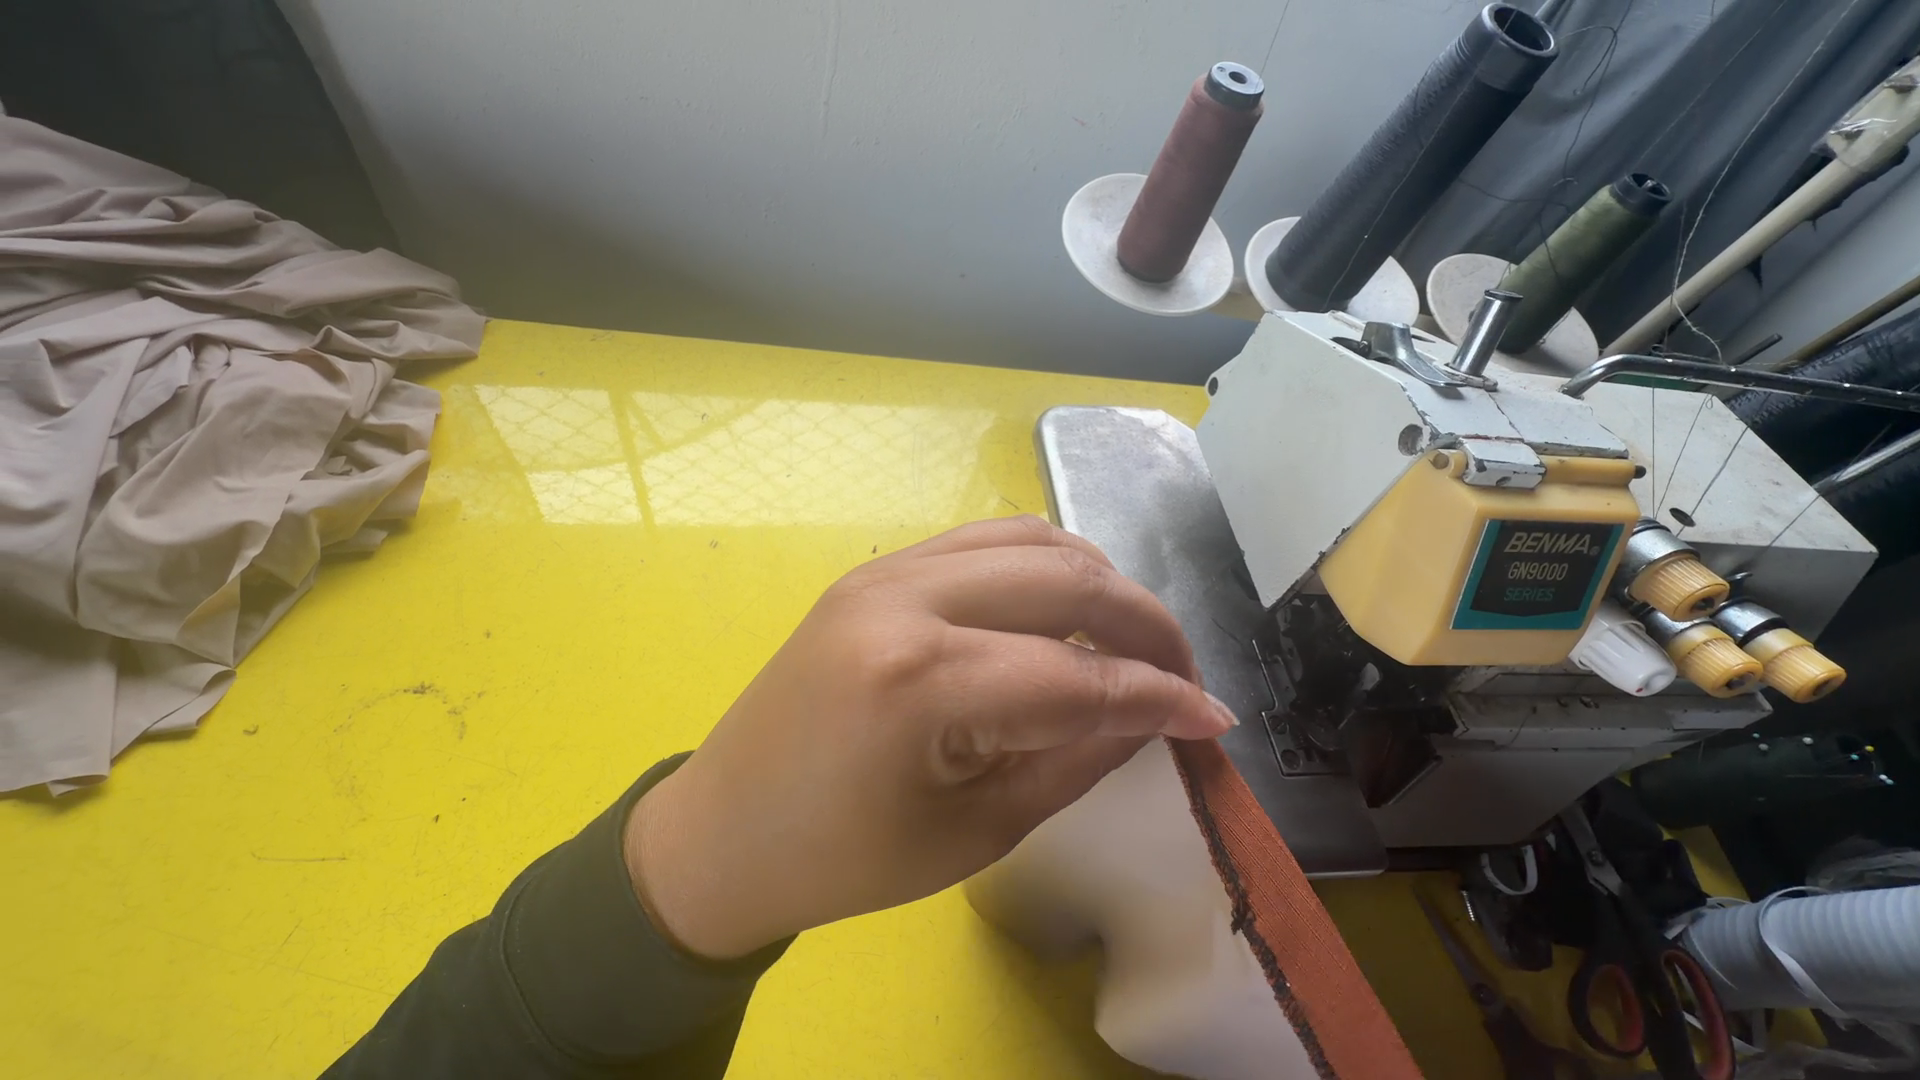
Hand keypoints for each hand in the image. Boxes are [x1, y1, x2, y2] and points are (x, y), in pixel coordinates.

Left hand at [622, 515, 1235, 958]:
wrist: (726, 830)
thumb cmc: (845, 857)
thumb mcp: (981, 828)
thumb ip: (1080, 753)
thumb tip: (1162, 711)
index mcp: (921, 681)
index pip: (1078, 673)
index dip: (1160, 695)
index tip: (1212, 718)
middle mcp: (903, 599)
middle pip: (1067, 580)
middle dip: (1145, 624)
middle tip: (1182, 676)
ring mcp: (883, 572)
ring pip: (1031, 541)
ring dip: (1099, 582)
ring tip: (1131, 640)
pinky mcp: (875, 570)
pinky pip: (983, 540)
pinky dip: (1043, 562)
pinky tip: (1067, 603)